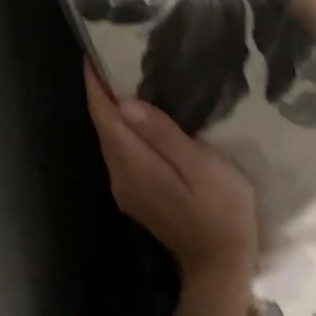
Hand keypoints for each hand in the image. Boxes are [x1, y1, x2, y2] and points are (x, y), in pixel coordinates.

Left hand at [85, 62, 258, 291]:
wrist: (222, 261)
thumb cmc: (220, 207)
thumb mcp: (200, 165)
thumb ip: (162, 134)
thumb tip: (125, 103)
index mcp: (135, 165)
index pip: (104, 117)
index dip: (95, 85)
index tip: (92, 53)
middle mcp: (121, 177)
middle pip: (104, 126)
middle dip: (103, 91)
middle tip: (113, 54)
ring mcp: (127, 189)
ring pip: (112, 139)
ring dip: (114, 108)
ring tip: (128, 74)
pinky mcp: (138, 195)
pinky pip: (123, 151)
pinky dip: (125, 127)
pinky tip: (143, 113)